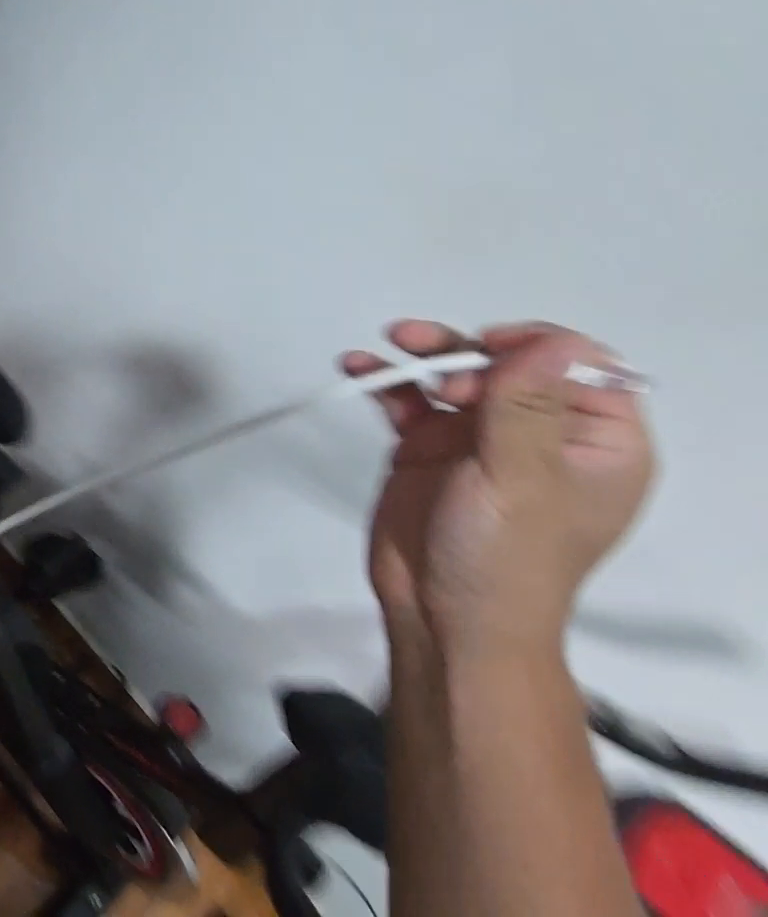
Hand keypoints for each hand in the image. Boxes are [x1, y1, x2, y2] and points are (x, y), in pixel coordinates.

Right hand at [342, 321, 654, 656]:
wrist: (442, 615)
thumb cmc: (504, 555)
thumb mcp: (521, 481)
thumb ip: (529, 409)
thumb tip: (552, 341)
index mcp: (595, 440)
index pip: (582, 367)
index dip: (537, 349)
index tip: (490, 355)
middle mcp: (540, 432)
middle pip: (510, 363)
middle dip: (471, 353)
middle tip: (442, 378)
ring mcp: (479, 440)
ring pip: (457, 375)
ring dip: (426, 354)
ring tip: (392, 342)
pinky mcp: (427, 450)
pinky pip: (410, 403)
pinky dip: (387, 383)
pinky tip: (361, 369)